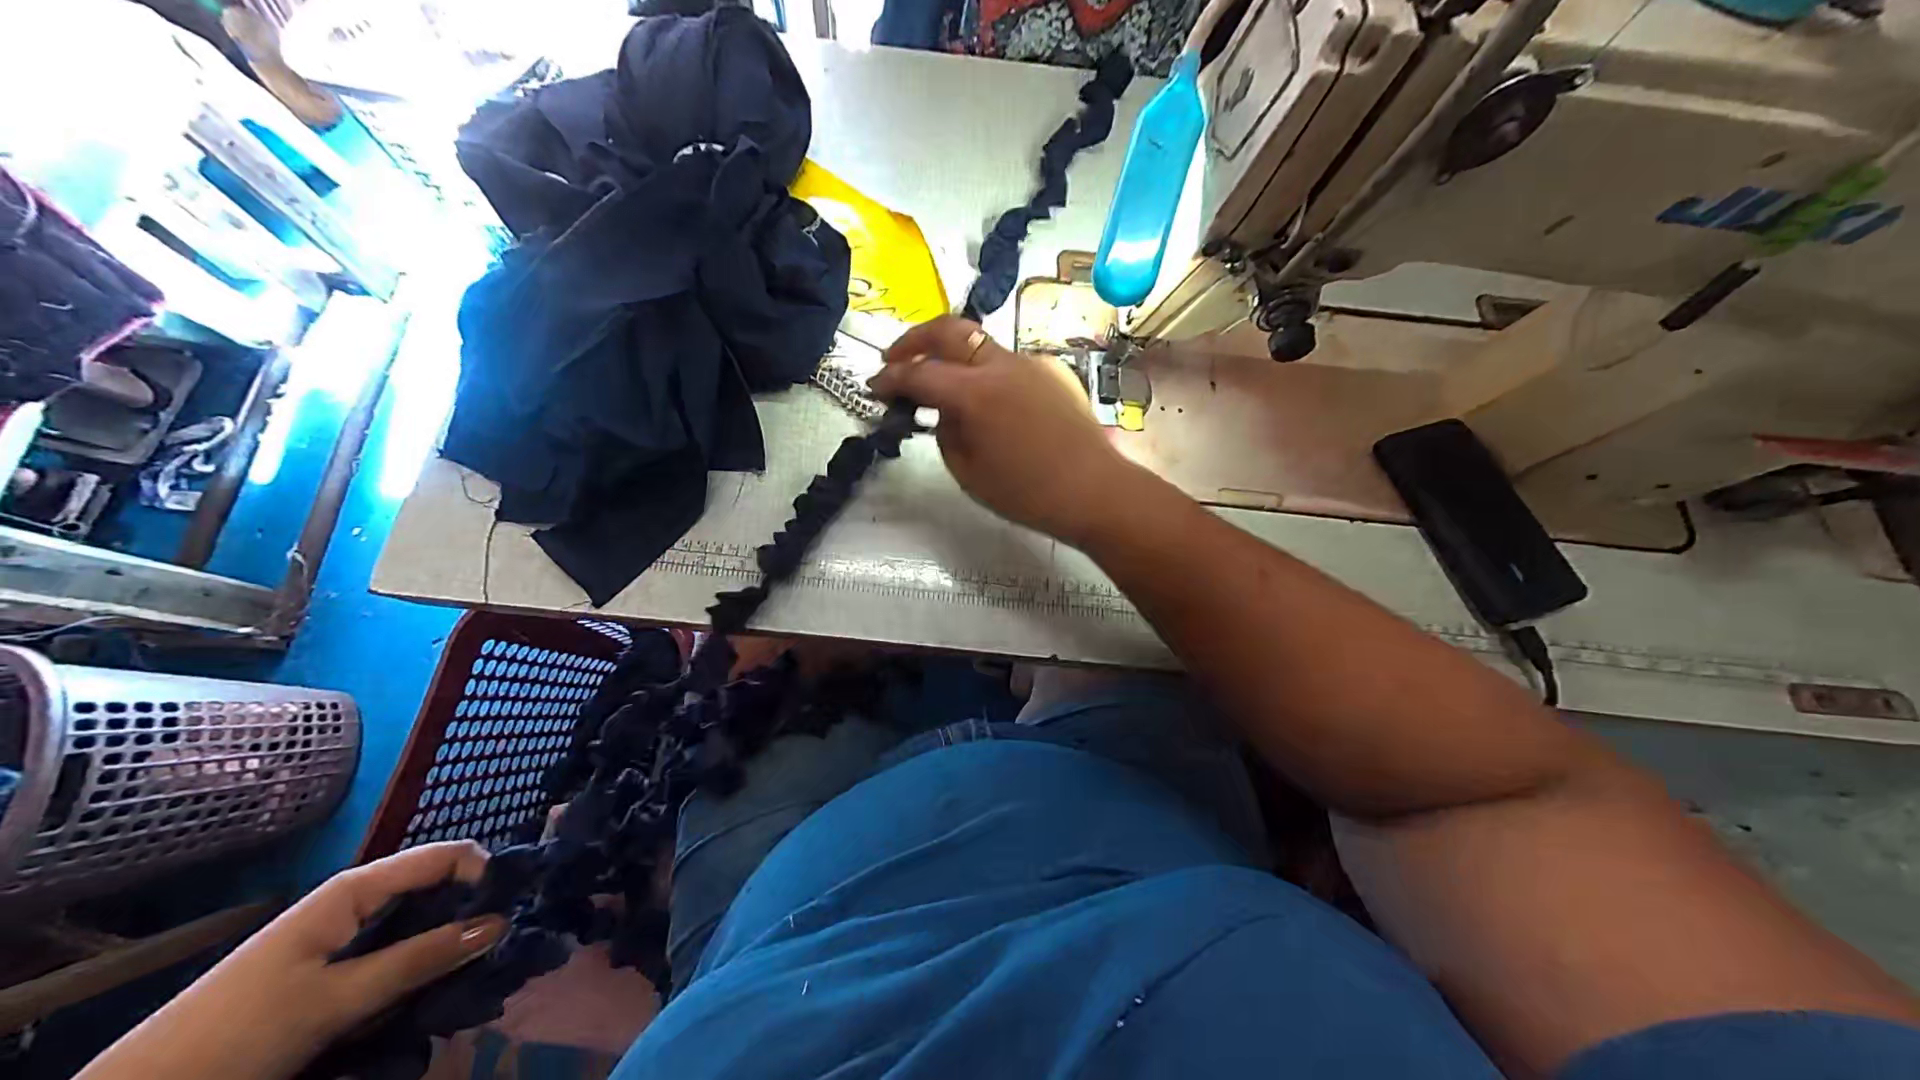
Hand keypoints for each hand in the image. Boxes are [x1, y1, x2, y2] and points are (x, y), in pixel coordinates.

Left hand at [79, 842, 507, 1079]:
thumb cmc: (236, 1035)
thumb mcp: (336, 1001)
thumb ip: (419, 960)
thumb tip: (498, 923)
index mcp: (354, 891)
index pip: (443, 856)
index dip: (485, 873)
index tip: (514, 909)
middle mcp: (354, 904)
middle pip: (435, 890)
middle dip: (472, 914)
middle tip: (506, 947)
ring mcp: (342, 939)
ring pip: (418, 927)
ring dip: (449, 947)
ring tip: (479, 975)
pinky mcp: (333, 973)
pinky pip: (395, 958)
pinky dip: (422, 971)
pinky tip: (436, 994)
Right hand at [870, 316, 1146, 546]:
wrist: (1094, 491)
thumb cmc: (1026, 493)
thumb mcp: (967, 471)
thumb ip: (944, 431)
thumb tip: (940, 411)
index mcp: (975, 392)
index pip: (919, 372)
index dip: (890, 378)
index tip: (873, 387)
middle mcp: (1001, 364)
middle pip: (948, 329)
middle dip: (914, 340)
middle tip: (896, 362)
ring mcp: (1029, 364)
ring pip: (979, 343)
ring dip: (950, 354)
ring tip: (937, 381)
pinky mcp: (1051, 372)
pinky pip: (1005, 362)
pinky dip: (982, 371)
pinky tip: (983, 400)